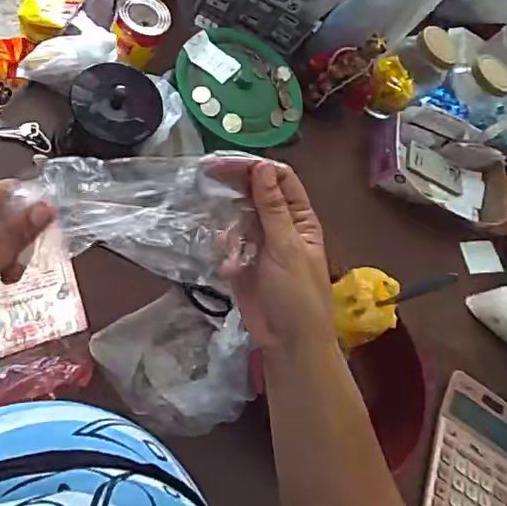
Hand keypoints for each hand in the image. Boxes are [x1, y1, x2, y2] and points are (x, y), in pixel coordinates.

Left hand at [0, 179, 54, 347]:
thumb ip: (15, 234)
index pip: (1, 192)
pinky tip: (6, 281)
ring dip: (16, 253)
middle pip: (7, 212)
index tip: (52, 219)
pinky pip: (2, 254)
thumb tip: (48, 206)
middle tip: (24, 256)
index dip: (27, 202)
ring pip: (8, 235)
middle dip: (21, 233)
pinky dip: (9, 265)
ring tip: (10, 275)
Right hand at [217, 159, 337, 360]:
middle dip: (235, 182)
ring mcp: (259, 242)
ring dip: (226, 211)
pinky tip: (223, 250)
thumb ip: (272, 206)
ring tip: (209, 204)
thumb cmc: (297, 294)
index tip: (228, 162)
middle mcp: (279, 225)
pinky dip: (222, 240)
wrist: (288, 343)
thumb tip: (262, 167)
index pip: (279, 179)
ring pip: (239, 214)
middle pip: (256, 192)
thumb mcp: (286, 246)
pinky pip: (228, 240)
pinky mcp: (242, 260)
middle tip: (207, 172)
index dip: (256, 167)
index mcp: (299, 218)